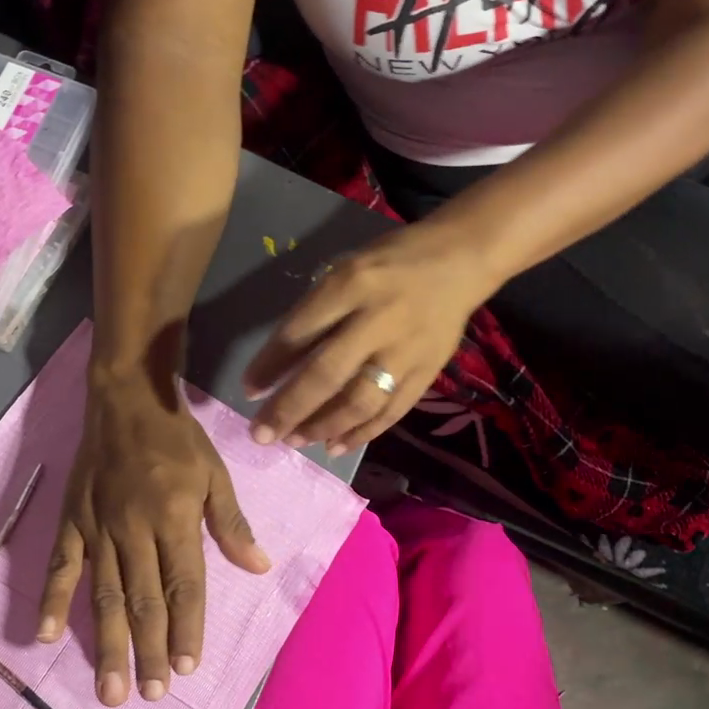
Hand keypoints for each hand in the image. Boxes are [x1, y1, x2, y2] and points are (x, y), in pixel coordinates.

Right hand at [41, 372, 270, 706]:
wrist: (127, 399)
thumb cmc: (179, 440)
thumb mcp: (216, 475)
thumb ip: (230, 524)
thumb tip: (258, 567)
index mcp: (174, 519)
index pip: (183, 584)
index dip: (186, 627)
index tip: (188, 667)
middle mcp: (134, 530)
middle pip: (143, 600)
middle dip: (147, 651)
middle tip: (149, 694)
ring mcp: (97, 528)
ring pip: (104, 594)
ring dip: (106, 643)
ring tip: (108, 688)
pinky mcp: (71, 520)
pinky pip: (60, 565)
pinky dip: (52, 600)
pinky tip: (46, 636)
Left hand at [245, 225, 493, 454]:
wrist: (460, 261)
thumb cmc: (390, 263)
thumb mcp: (347, 269)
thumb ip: (318, 311)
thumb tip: (280, 364)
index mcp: (352, 284)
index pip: (300, 331)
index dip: (269, 365)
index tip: (248, 391)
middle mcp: (379, 319)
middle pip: (327, 374)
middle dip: (289, 408)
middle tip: (262, 434)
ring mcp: (406, 351)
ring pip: (360, 400)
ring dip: (323, 426)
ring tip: (295, 441)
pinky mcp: (428, 372)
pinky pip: (391, 411)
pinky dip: (361, 433)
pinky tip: (335, 447)